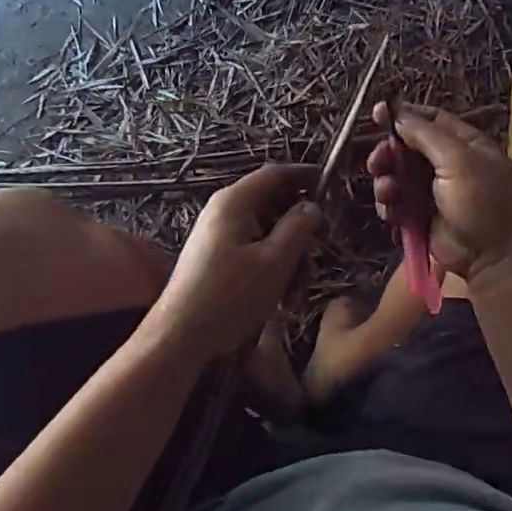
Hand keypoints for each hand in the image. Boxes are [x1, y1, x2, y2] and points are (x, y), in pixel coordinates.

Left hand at [145, 164, 321, 360]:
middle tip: (317, 254)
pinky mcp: (216, 256)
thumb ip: (298, 228)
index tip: (331, 186)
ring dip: (287, 254)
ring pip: (265, 231)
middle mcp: (223, 210)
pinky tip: (281, 296)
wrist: (180, 336)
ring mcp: (217, 234)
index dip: (304, 176)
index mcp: (234, 202)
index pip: (275, 173)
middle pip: (272, 204)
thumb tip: (312, 206)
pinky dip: (271, 265)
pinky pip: (253, 249)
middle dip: (298, 228)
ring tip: (297, 288)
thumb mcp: (275, 262)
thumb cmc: (230, 297)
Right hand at [367, 103, 511, 287]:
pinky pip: (397, 204)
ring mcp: (435, 192)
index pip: (431, 120)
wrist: (493, 257)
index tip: (379, 115)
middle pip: (408, 149)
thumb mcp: (459, 161)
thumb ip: (426, 135)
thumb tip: (399, 116)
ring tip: (387, 192)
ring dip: (386, 182)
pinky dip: (390, 206)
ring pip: (398, 177)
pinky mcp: (422, 217)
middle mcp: (449, 165)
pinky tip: (392, 212)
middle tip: (377, 162)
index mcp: (466, 144)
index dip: (405, 116)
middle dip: (389, 154)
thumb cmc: (483, 203)